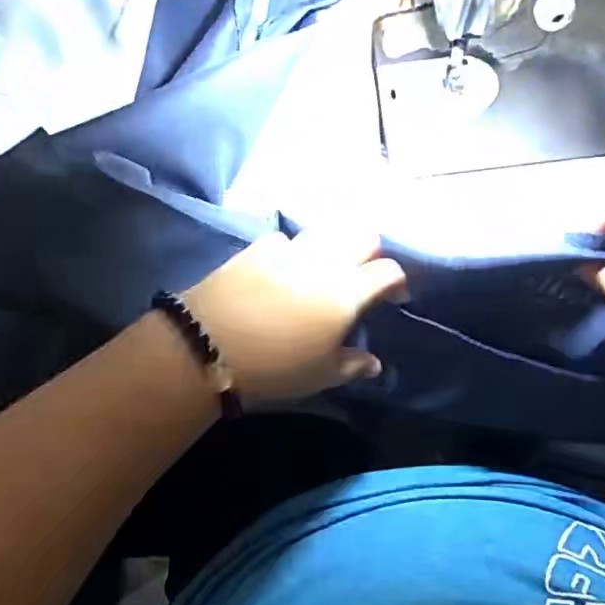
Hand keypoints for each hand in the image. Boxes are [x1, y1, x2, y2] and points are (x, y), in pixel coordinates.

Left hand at [181, 230, 407, 404]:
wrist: (206, 346)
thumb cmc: (275, 367)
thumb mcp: (321, 375)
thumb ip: (353, 365)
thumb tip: (374, 364)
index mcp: (347, 293)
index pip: (388, 271)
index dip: (397, 281)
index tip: (393, 297)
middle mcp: (324, 262)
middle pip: (363, 234)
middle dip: (371, 250)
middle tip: (363, 274)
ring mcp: (289, 249)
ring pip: (326, 229)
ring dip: (335, 244)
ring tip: (326, 267)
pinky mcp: (257, 248)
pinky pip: (286, 238)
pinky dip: (294, 249)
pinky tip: (285, 267)